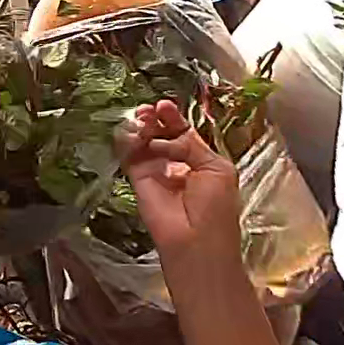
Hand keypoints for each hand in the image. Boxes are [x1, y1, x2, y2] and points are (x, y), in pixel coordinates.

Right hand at [118, 99, 242, 267]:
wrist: (194, 239)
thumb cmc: (215, 207)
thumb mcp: (215, 169)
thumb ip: (192, 145)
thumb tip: (167, 134)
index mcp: (199, 159)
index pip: (182, 131)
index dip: (174, 118)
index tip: (164, 105)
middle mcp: (174, 161)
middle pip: (160, 132)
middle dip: (155, 118)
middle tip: (149, 109)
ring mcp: (154, 168)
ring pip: (144, 140)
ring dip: (141, 126)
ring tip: (141, 116)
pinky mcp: (136, 176)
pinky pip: (129, 153)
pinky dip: (127, 140)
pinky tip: (131, 132)